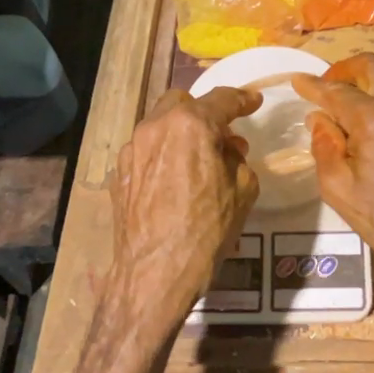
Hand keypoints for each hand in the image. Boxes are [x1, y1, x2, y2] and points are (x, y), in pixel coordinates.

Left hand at [108, 86, 261, 314]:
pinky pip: (146, 151)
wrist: (156, 272)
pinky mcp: (119, 174)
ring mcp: (132, 150)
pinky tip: (174, 181)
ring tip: (198, 161)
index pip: (222, 100)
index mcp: (191, 125)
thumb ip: (238, 159)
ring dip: (180, 134)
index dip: (242, 100)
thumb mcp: (243, 190)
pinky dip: (163, 156)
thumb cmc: (207, 229)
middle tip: (221, 136)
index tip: (254, 102)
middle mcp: (156, 128)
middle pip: (182, 103)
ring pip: (159, 125)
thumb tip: (228, 150)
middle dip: (203, 112)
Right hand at [293, 54, 373, 296]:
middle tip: (326, 87)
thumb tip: (319, 119)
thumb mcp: (338, 188)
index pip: (337, 92)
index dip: (313, 86)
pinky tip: (371, 121)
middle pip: (370, 66)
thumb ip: (324, 145)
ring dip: (366, 81)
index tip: (297, 81)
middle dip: (344, 70)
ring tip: (347, 104)